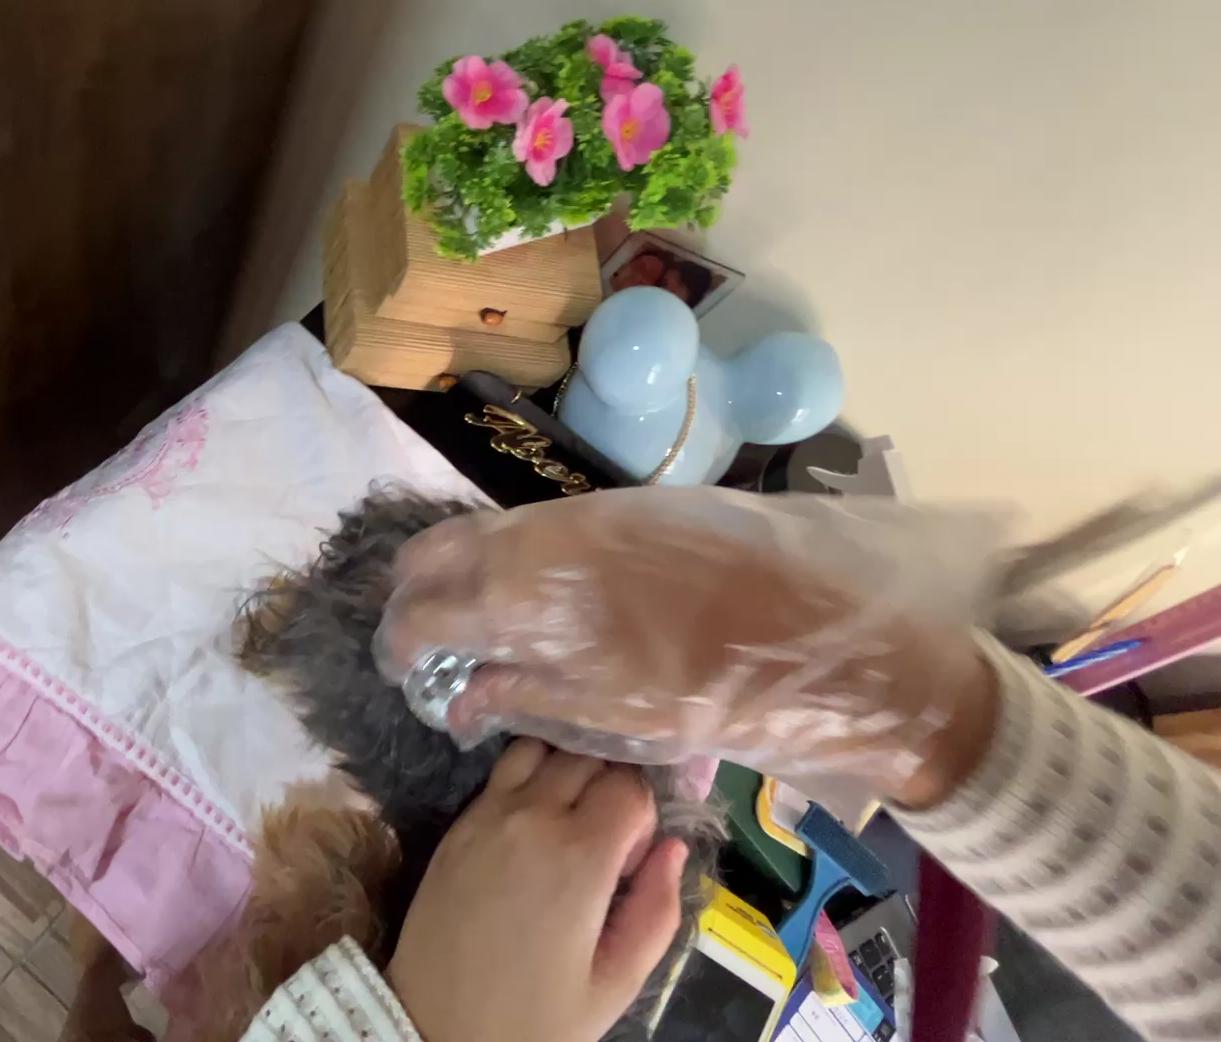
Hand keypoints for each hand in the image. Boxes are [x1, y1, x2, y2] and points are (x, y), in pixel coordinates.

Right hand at [376, 488, 999, 802]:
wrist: (821, 623)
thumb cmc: (711, 689)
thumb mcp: (609, 715)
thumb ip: (518, 695)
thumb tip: (454, 702)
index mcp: (525, 601)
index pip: (423, 610)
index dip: (400, 642)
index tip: (403, 668)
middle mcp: (530, 542)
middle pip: (430, 550)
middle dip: (411, 594)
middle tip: (426, 638)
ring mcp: (566, 515)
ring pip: (474, 530)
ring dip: (454, 571)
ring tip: (472, 618)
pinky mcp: (601, 505)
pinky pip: (520, 524)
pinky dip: (498, 555)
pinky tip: (524, 590)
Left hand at [386, 740, 689, 1041]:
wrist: (437, 1022)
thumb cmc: (534, 1016)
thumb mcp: (615, 982)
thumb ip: (656, 909)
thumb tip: (672, 845)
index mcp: (578, 854)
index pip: (628, 784)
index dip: (643, 812)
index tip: (634, 851)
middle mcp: (531, 814)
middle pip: (585, 757)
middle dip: (608, 783)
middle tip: (608, 832)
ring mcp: (488, 810)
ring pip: (539, 748)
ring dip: (564, 766)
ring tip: (570, 812)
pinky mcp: (460, 818)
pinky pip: (500, 770)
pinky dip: (527, 773)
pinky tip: (534, 812)